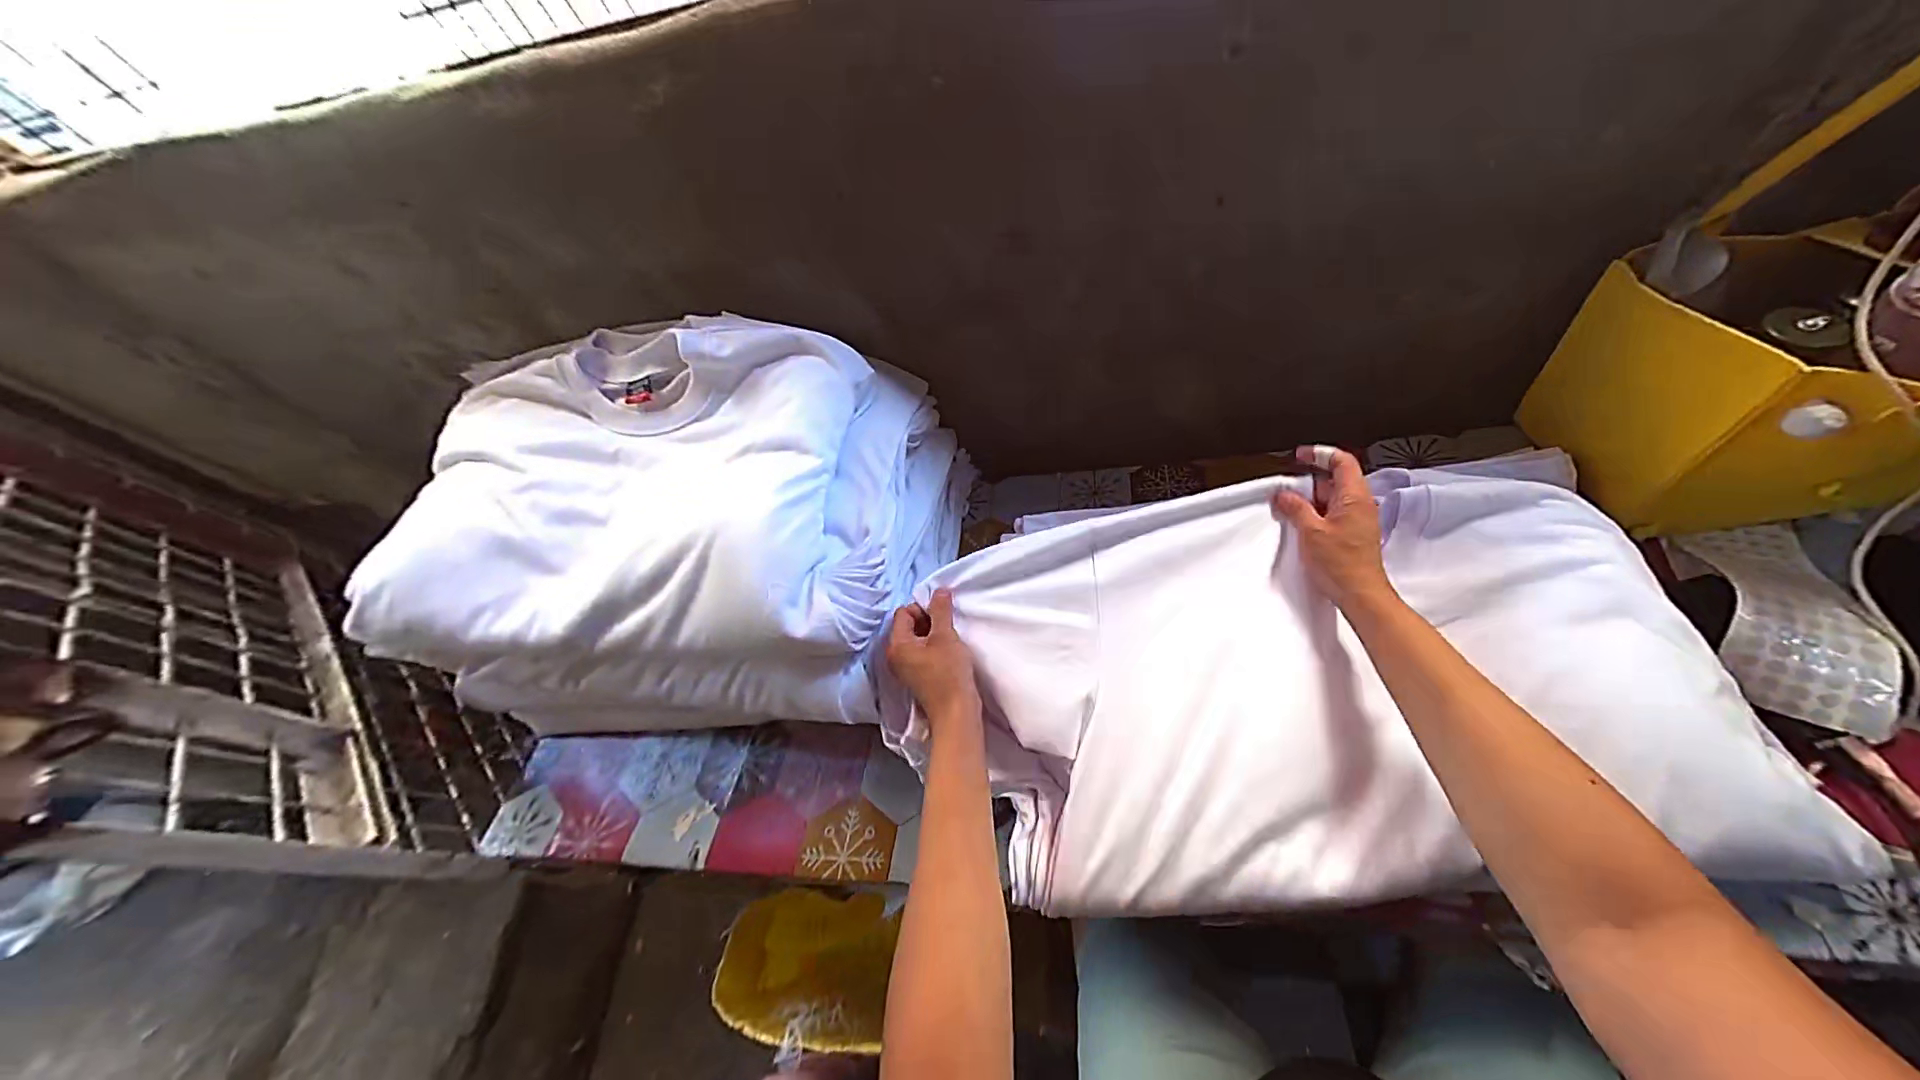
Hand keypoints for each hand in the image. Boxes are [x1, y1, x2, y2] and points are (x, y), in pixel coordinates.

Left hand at [886, 588, 981, 721]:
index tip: (942, 617)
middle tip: (947, 628)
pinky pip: (921, 653)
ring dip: (933, 635)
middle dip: (928, 621)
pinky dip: (933, 648)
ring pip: (916, 639)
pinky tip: (948, 653)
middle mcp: (895, 656)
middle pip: (908, 625)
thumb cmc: (949, 672)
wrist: (956, 712)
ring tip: (950, 641)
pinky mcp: (916, 677)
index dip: (923, 609)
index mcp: (896, 645)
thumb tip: (939, 590)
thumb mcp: (946, 636)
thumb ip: (941, 610)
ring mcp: (905, 668)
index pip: (903, 612)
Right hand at [1270, 445, 1397, 609]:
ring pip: (1332, 497)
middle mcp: (1361, 505)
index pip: (1342, 462)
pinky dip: (1316, 513)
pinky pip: (1332, 514)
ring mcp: (1358, 520)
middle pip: (1335, 479)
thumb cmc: (1343, 565)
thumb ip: (1295, 508)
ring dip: (1310, 499)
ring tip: (1289, 509)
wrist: (1360, 594)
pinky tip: (1300, 525)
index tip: (1300, 455)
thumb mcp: (1311, 531)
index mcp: (1355, 497)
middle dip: (1309, 481)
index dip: (1320, 454)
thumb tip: (1283, 495)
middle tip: (1286, 490)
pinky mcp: (1352, 534)